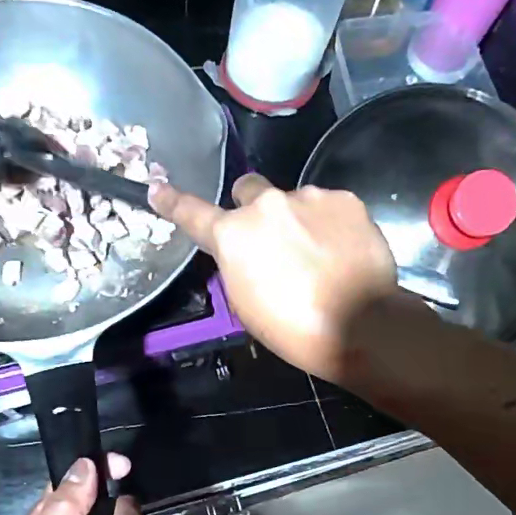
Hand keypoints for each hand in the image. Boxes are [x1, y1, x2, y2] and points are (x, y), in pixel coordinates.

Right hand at [150, 173, 408, 382]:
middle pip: (249, 190)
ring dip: (298, 220)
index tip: (157, 187)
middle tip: (274, 242)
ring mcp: (308, 197)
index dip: (173, 202)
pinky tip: (342, 251)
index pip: (193, 213)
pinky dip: (331, 224)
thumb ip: (238, 263)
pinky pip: (328, 206)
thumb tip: (247, 249)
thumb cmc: (291, 326)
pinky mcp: (345, 198)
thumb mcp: (245, 302)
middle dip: (254, 209)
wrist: (359, 324)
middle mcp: (266, 205)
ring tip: (319, 256)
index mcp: (233, 234)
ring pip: (293, 200)